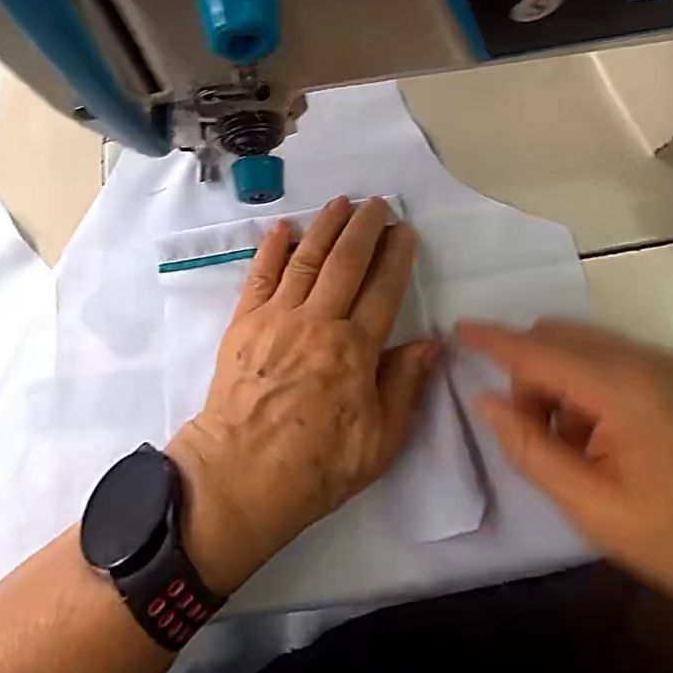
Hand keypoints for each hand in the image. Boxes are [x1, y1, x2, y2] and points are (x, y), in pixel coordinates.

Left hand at [168, 197, 440, 594]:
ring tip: (339, 203)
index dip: (396, 257)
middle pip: (345, 263)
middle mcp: (317, 322)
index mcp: (354, 350)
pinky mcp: (243, 321)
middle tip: (376, 203)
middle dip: (363, 229)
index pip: (382, 290)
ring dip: (324, 227)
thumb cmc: (318, 463)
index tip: (404, 231)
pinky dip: (272, 249)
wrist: (243, 469)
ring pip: (305, 260)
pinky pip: (260, 275)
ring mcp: (276, 317)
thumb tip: (429, 343)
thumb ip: (404, 385)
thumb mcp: (380, 439)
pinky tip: (283, 229)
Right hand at [463, 319, 672, 672]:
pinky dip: (600, 385)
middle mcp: (653, 364)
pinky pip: (630, 364)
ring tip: (579, 446)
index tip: (457, 328)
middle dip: (529, 367)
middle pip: (562, 335)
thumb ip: (529, 448)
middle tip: (529, 425)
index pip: (534, 348)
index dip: (490, 338)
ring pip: (595, 348)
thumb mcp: (594, 509)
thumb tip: (487, 401)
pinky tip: (620, 443)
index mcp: (621, 389)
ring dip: (565, 378)